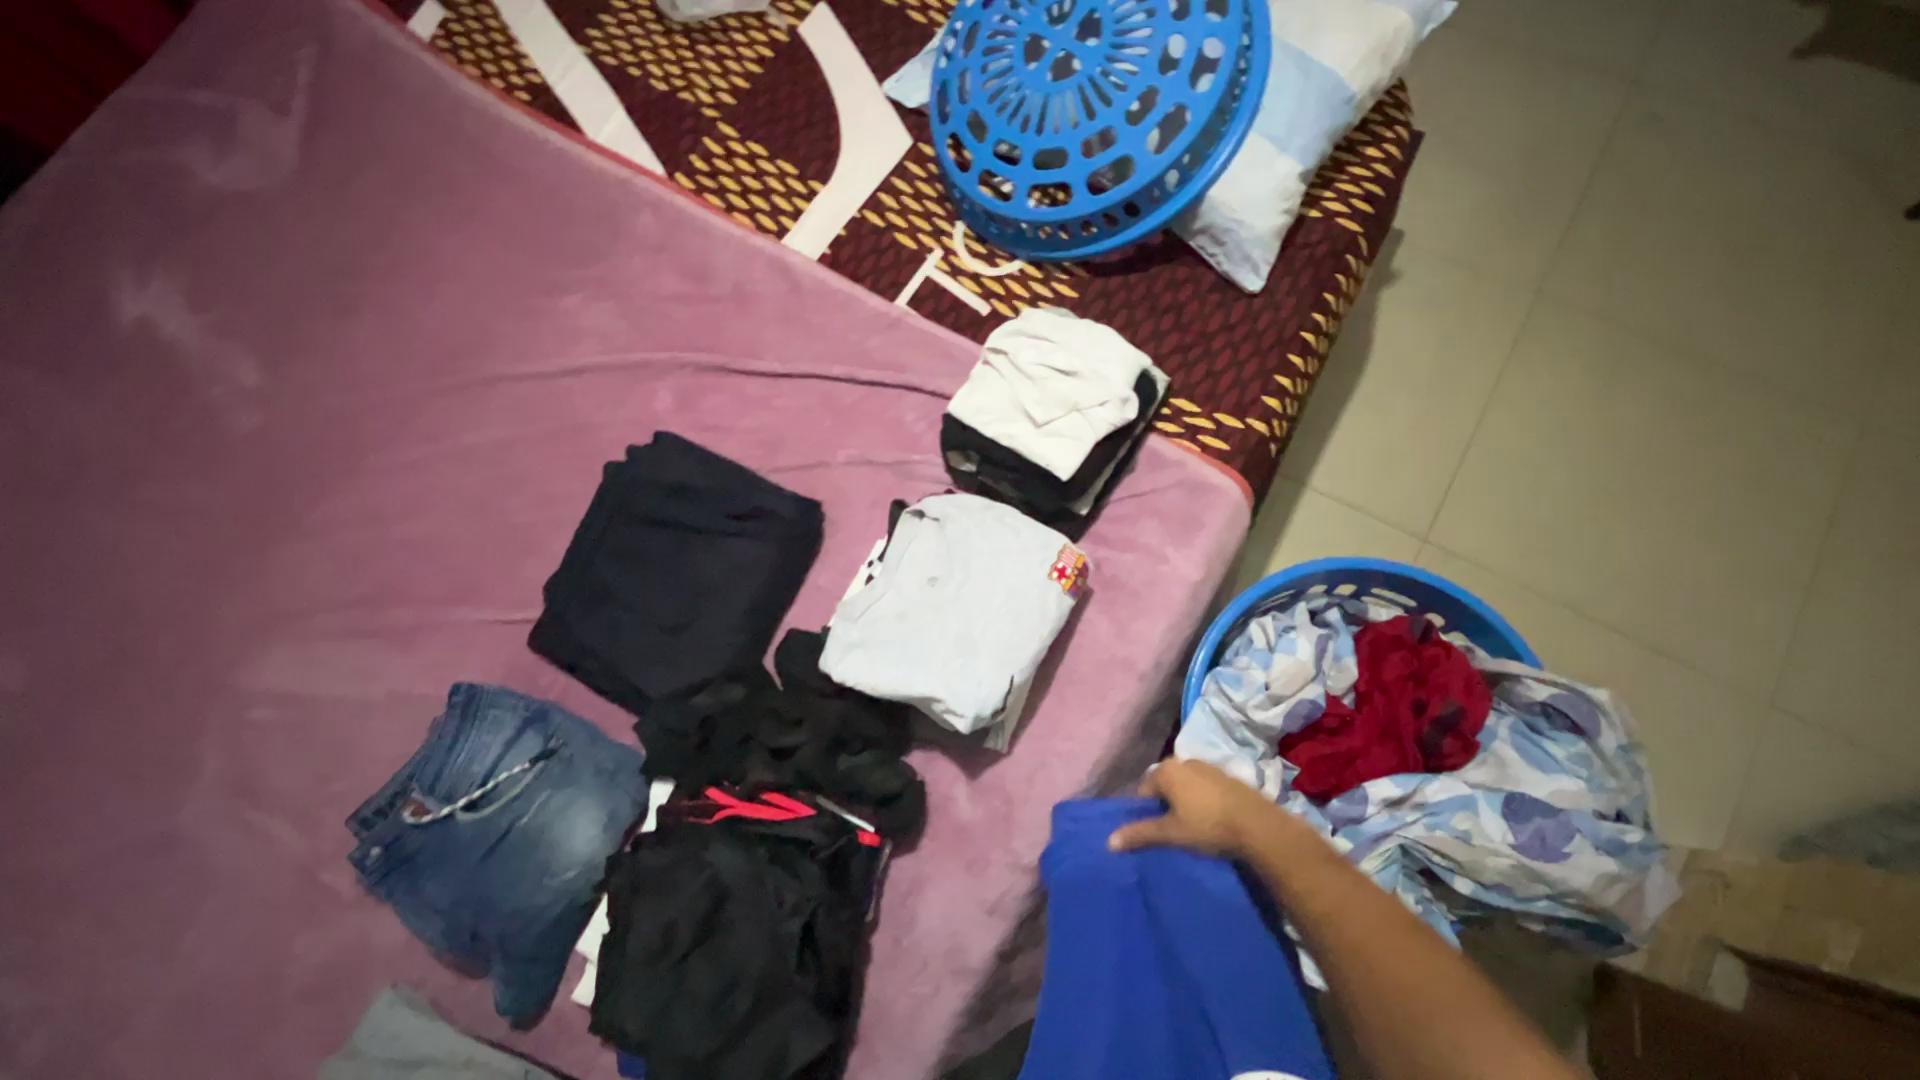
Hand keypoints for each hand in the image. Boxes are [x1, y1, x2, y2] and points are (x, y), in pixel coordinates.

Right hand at [1107, 758, 1290, 856]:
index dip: (1144, 812)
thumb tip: (1109, 841)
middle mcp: (1185, 761)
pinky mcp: (1227, 777)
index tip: (1152, 832)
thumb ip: (1140, 833)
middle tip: (1169, 831)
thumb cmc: (1208, 825)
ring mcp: (1208, 767)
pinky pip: (1204, 789)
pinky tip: (1210, 821)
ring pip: (1185, 787)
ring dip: (1183, 804)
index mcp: (1166, 770)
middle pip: (1164, 786)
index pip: (1143, 791)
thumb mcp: (1171, 833)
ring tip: (1190, 829)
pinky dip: (1202, 802)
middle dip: (1164, 806)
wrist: (1258, 825)